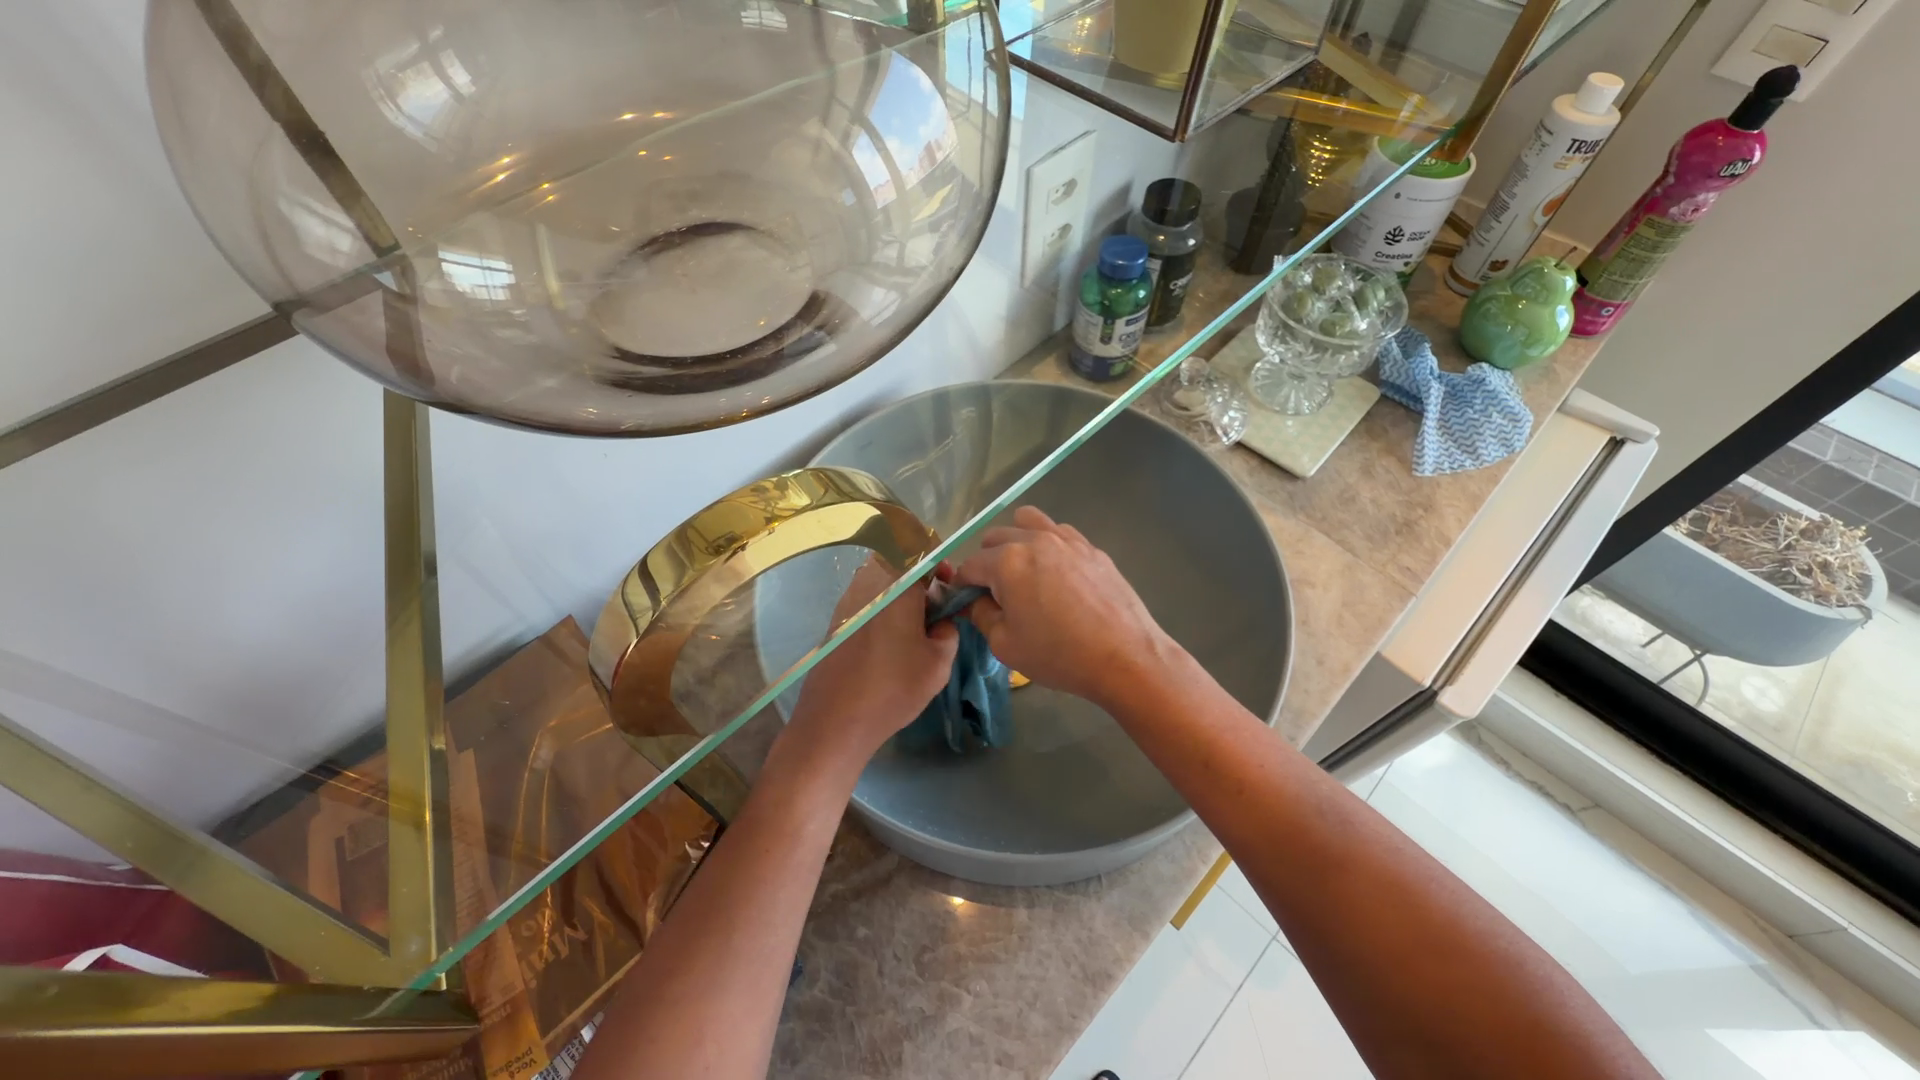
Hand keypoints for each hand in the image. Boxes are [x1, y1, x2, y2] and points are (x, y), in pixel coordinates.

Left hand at [786, 557, 958, 762]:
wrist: (834, 720)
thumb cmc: (892, 689)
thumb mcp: (937, 664)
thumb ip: (948, 632)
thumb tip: (942, 621)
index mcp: (897, 586)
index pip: (920, 549)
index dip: (938, 561)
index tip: (948, 585)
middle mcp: (868, 583)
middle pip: (897, 556)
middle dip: (918, 572)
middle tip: (932, 603)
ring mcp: (848, 600)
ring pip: (879, 576)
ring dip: (899, 587)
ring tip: (913, 622)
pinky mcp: (836, 618)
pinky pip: (865, 596)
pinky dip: (882, 604)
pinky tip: (890, 637)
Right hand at [953, 506, 1176, 709]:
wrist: (1126, 657)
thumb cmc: (1059, 655)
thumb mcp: (1005, 644)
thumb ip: (981, 615)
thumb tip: (973, 601)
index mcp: (1007, 561)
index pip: (969, 566)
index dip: (962, 587)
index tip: (968, 605)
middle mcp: (1035, 539)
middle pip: (994, 538)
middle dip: (987, 563)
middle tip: (998, 596)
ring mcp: (1067, 539)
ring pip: (1027, 522)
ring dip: (1016, 543)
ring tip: (1026, 575)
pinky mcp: (1092, 548)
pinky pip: (1058, 533)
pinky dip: (1047, 545)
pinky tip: (1057, 576)